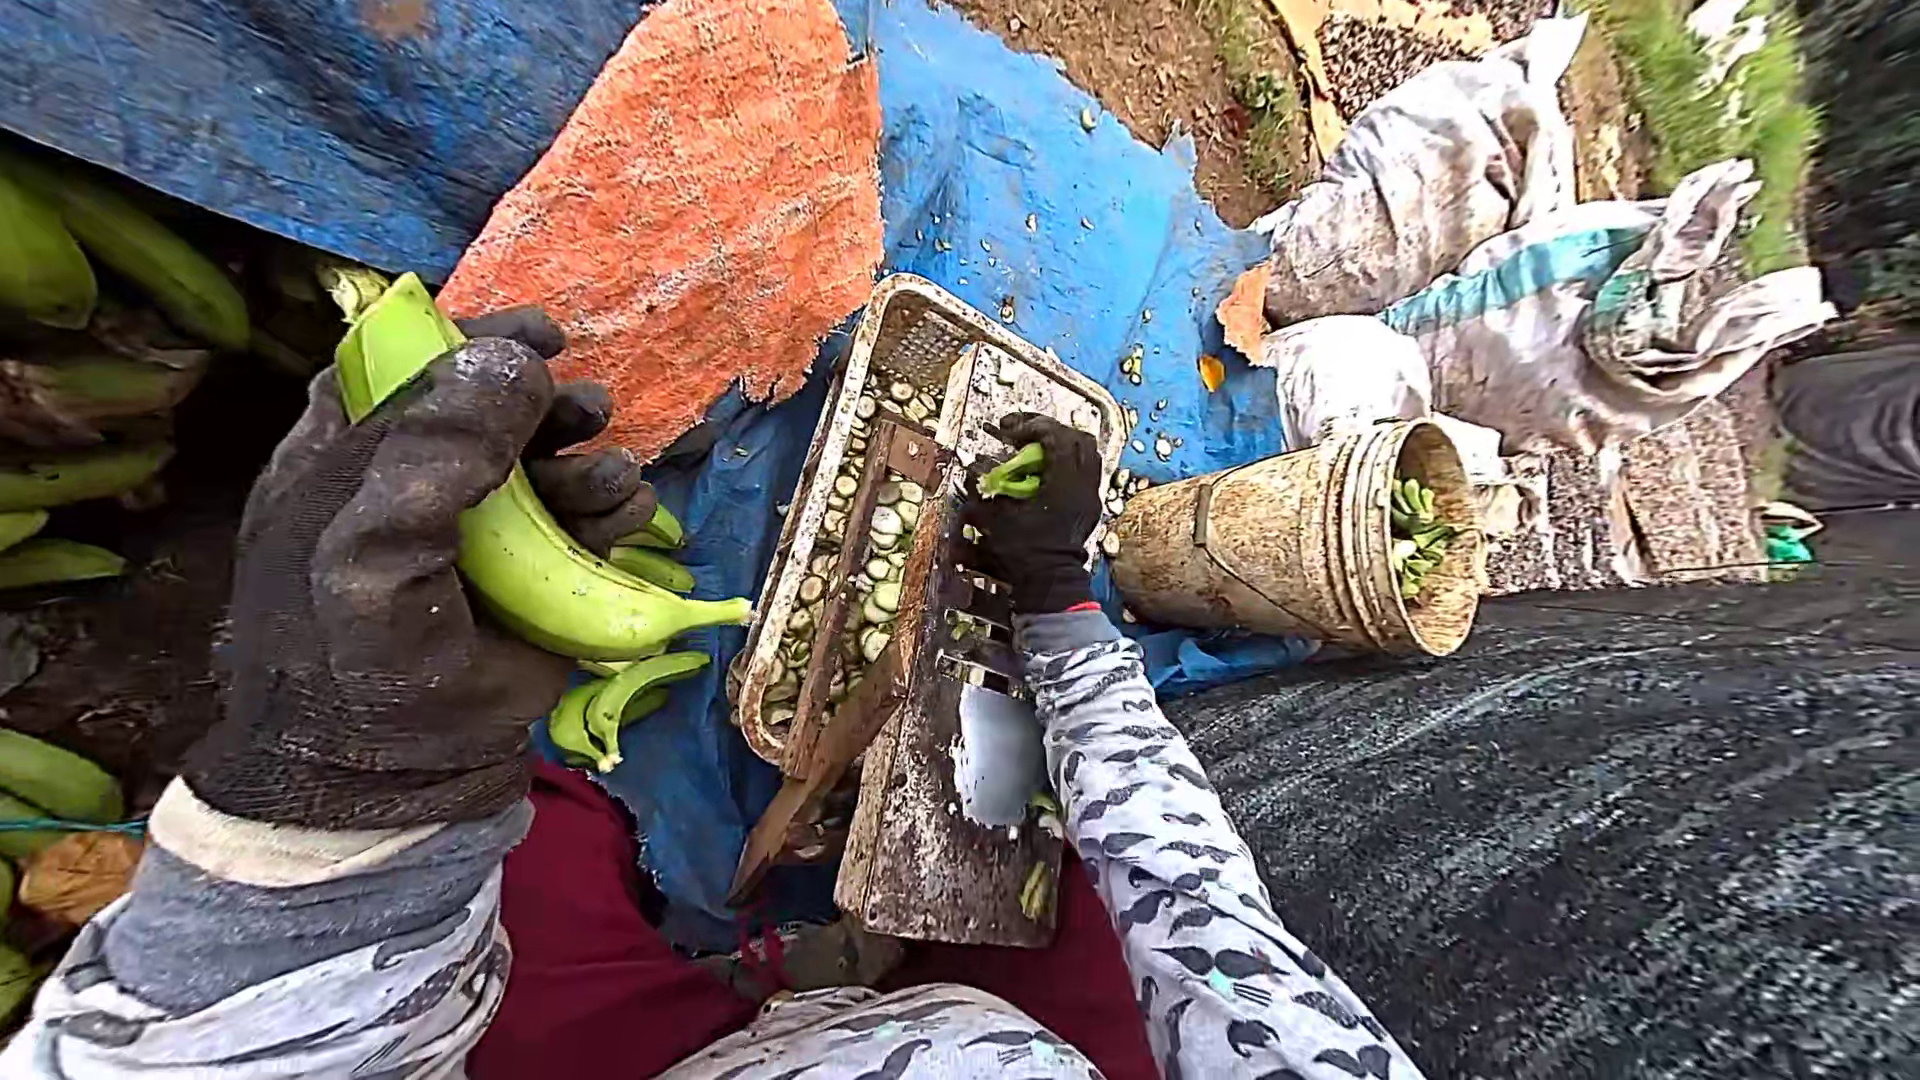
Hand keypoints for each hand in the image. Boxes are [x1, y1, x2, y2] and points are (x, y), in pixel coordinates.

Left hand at [185, 308, 649, 829]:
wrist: (410, 755)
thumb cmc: (363, 654)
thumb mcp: (372, 552)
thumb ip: (430, 453)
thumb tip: (516, 362)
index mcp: (363, 460)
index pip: (418, 370)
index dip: (479, 343)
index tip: (544, 335)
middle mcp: (438, 481)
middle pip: (510, 414)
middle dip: (556, 406)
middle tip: (589, 411)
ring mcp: (504, 526)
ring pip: (566, 464)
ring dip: (597, 461)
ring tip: (609, 484)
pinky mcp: (555, 563)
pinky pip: (600, 517)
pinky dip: (621, 510)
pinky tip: (622, 520)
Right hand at [966, 412, 1102, 613]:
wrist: (1050, 583)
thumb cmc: (1025, 553)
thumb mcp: (998, 518)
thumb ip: (989, 488)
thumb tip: (976, 469)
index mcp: (1065, 483)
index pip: (1057, 437)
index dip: (1031, 426)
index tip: (1009, 431)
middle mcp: (1085, 485)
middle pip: (1078, 439)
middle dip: (1049, 430)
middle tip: (1023, 433)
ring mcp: (1091, 496)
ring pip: (1087, 454)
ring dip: (1062, 445)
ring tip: (1036, 449)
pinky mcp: (1090, 506)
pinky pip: (1085, 471)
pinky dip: (1067, 463)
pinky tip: (1047, 471)